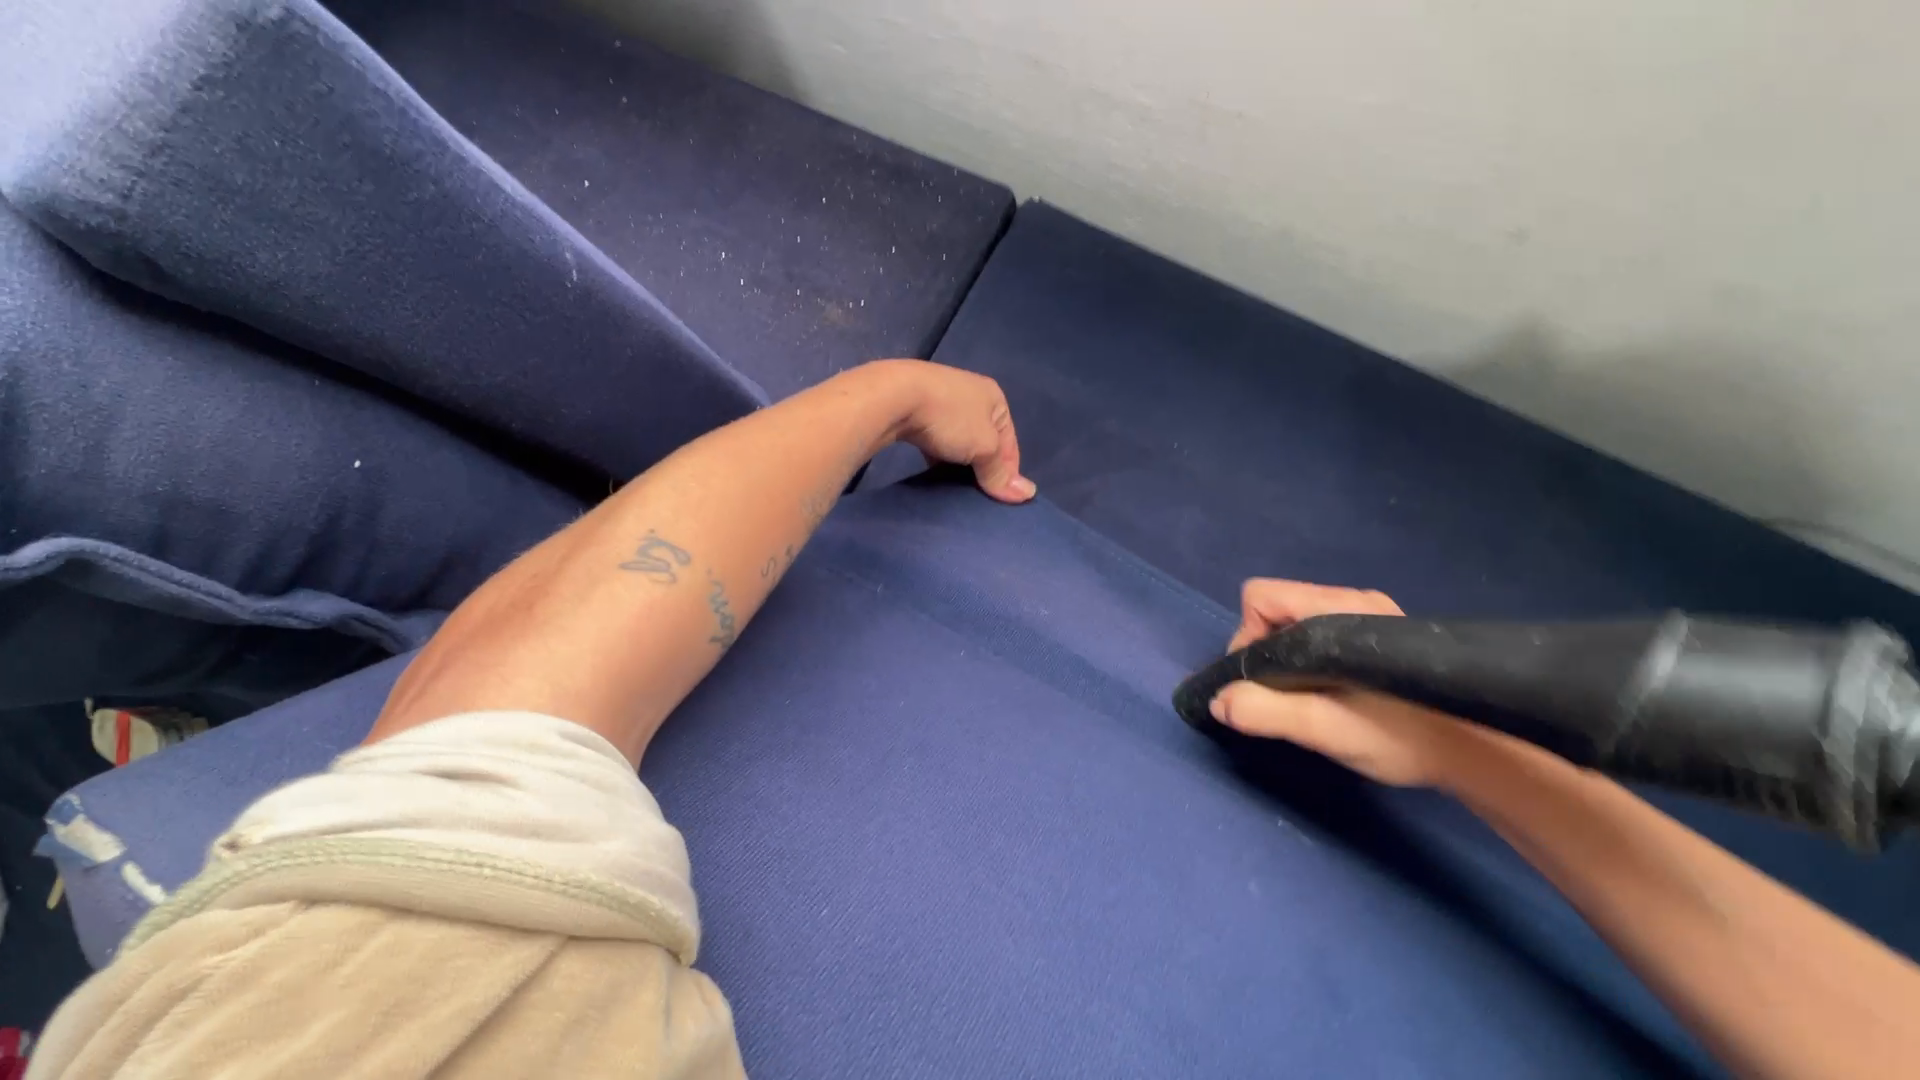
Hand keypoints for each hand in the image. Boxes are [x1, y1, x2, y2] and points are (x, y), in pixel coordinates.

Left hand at [877, 359, 1035, 503]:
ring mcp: (942, 399)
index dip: (1008, 473)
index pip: (1010, 443)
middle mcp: (971, 394)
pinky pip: (937, 439)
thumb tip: (1028, 494)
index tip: (1000, 499)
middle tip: (978, 495)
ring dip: (959, 462)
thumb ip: (1001, 473)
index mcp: (994, 397)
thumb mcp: (984, 448)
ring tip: (955, 486)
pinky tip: (933, 471)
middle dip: (983, 467)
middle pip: (986, 441)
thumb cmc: (950, 419)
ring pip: (960, 440)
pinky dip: (939, 455)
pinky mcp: (917, 408)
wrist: (894, 397)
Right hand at [1210, 579, 1472, 787]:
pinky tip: (1332, 696)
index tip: (1259, 685)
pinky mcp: (1380, 639)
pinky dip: (1309, 662)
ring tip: (1306, 700)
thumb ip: (1266, 712)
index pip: (1260, 597)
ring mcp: (1369, 616)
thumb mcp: (1326, 729)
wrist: (1482, 755)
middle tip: (1281, 698)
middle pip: (1275, 609)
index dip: (1245, 638)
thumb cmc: (1403, 737)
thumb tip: (1218, 701)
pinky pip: (1321, 636)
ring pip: (1297, 624)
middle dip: (1263, 652)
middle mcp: (1352, 600)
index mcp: (1338, 609)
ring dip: (1286, 660)